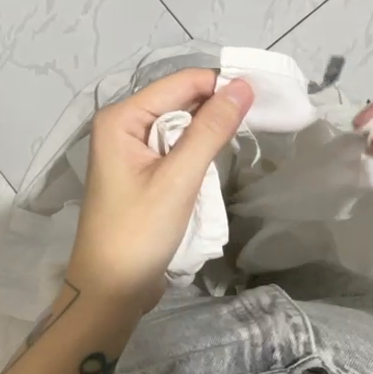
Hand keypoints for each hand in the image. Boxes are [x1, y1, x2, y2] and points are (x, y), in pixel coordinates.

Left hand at [66, 69, 254, 311]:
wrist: (110, 290)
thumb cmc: (139, 233)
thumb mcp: (179, 180)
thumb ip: (210, 130)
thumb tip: (243, 86)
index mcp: (121, 118)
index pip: (179, 83)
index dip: (221, 84)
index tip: (263, 94)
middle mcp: (122, 125)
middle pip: (179, 99)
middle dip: (217, 104)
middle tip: (263, 113)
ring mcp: (130, 149)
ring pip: (180, 123)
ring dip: (210, 128)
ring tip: (247, 133)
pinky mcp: (141, 170)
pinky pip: (175, 145)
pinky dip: (198, 148)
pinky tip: (219, 156)